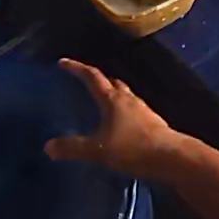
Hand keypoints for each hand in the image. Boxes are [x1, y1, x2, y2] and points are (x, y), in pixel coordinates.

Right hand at [47, 59, 189, 177]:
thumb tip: (48, 146)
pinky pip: (132, 110)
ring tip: (100, 102)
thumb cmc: (132, 148)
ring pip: (124, 95)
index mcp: (112, 99)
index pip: (92, 77)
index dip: (77, 68)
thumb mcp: (98, 150)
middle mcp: (128, 99)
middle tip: (83, 81)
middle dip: (97, 79)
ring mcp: (143, 110)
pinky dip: (122, 110)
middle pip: (111, 82)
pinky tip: (119, 124)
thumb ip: (73, 148)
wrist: (171, 157)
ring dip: (111, 94)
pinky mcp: (152, 122)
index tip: (63, 62)